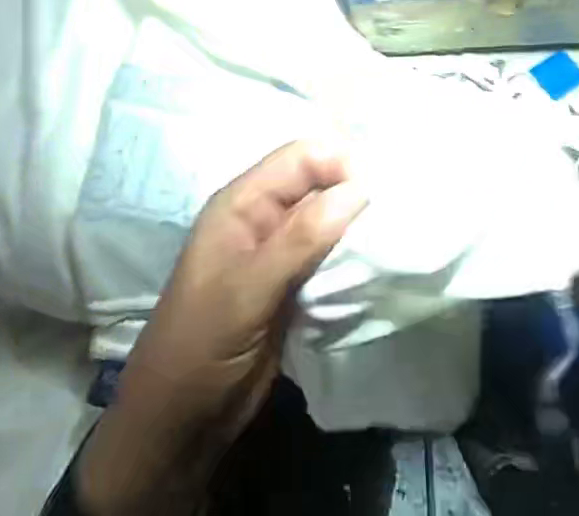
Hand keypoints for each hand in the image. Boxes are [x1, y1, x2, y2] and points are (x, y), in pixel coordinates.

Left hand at [77, 142, 366, 515]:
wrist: (181, 420)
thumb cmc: (201, 344)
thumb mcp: (247, 289)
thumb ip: (300, 238)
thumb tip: (359, 189)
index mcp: (242, 203)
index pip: (300, 159)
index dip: (340, 165)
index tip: (379, 194)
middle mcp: (263, 218)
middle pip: (318, 184)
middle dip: (355, 193)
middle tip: (397, 215)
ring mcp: (279, 252)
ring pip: (329, 221)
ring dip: (359, 227)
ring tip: (396, 238)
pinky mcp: (294, 284)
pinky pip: (331, 256)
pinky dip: (354, 258)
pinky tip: (379, 265)